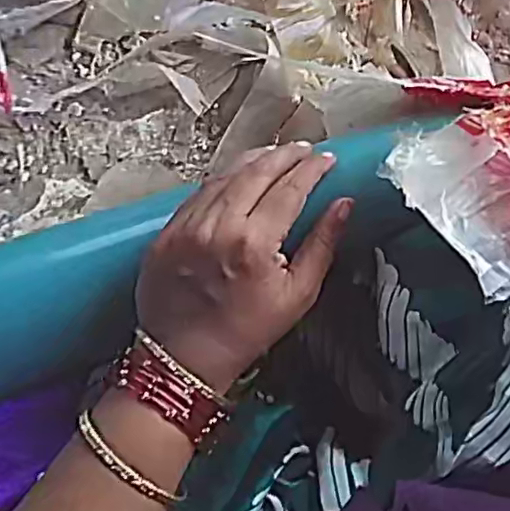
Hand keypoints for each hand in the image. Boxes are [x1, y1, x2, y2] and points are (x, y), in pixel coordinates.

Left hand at [135, 144, 352, 391]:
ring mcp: (186, 229)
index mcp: (253, 244)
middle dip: (286, 155)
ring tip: (278, 153)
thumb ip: (323, 242)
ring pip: (225, 176)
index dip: (312, 169)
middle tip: (306, 149)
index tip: (328, 159)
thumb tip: (344, 204)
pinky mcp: (165, 234)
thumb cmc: (249, 330)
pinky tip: (241, 173)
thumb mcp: (300, 292)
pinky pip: (200, 193)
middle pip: (256, 172)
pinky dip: (225, 177)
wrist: (182, 360)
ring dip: (255, 159)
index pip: (290, 189)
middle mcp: (217, 228)